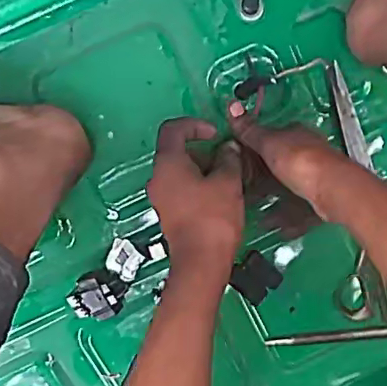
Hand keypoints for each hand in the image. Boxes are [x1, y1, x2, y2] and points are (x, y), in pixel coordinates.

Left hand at [149, 118, 243, 277]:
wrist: (202, 262)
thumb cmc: (213, 218)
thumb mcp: (228, 182)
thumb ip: (228, 159)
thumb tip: (228, 148)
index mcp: (167, 163)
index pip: (173, 128)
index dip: (195, 124)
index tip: (215, 133)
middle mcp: (157, 178)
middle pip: (176, 151)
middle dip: (203, 150)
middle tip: (227, 158)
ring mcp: (161, 198)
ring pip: (180, 172)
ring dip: (203, 169)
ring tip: (228, 178)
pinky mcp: (169, 215)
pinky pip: (181, 190)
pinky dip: (198, 186)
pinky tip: (219, 196)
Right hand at [224, 101, 349, 216]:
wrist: (331, 190)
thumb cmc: (298, 161)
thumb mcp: (269, 143)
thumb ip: (250, 131)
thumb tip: (232, 106)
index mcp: (296, 134)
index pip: (273, 137)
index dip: (255, 148)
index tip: (238, 163)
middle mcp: (308, 153)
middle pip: (280, 165)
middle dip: (262, 178)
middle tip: (242, 190)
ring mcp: (316, 177)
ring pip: (290, 189)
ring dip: (273, 199)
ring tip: (254, 211)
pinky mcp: (320, 200)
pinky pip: (299, 209)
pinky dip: (286, 218)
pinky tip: (274, 227)